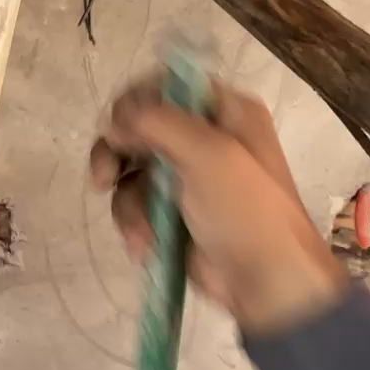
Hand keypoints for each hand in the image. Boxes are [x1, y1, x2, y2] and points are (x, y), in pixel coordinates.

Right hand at [90, 79, 345, 335]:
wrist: (265, 284)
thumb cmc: (246, 213)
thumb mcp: (210, 155)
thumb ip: (158, 123)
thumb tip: (115, 122)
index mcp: (225, 112)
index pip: (166, 84)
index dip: (135, 102)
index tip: (120, 128)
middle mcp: (203, 136)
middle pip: (135, 124)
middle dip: (116, 154)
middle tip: (104, 178)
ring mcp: (184, 173)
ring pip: (127, 166)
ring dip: (125, 199)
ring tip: (138, 228)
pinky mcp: (169, 208)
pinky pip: (131, 200)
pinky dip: (133, 221)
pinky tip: (146, 242)